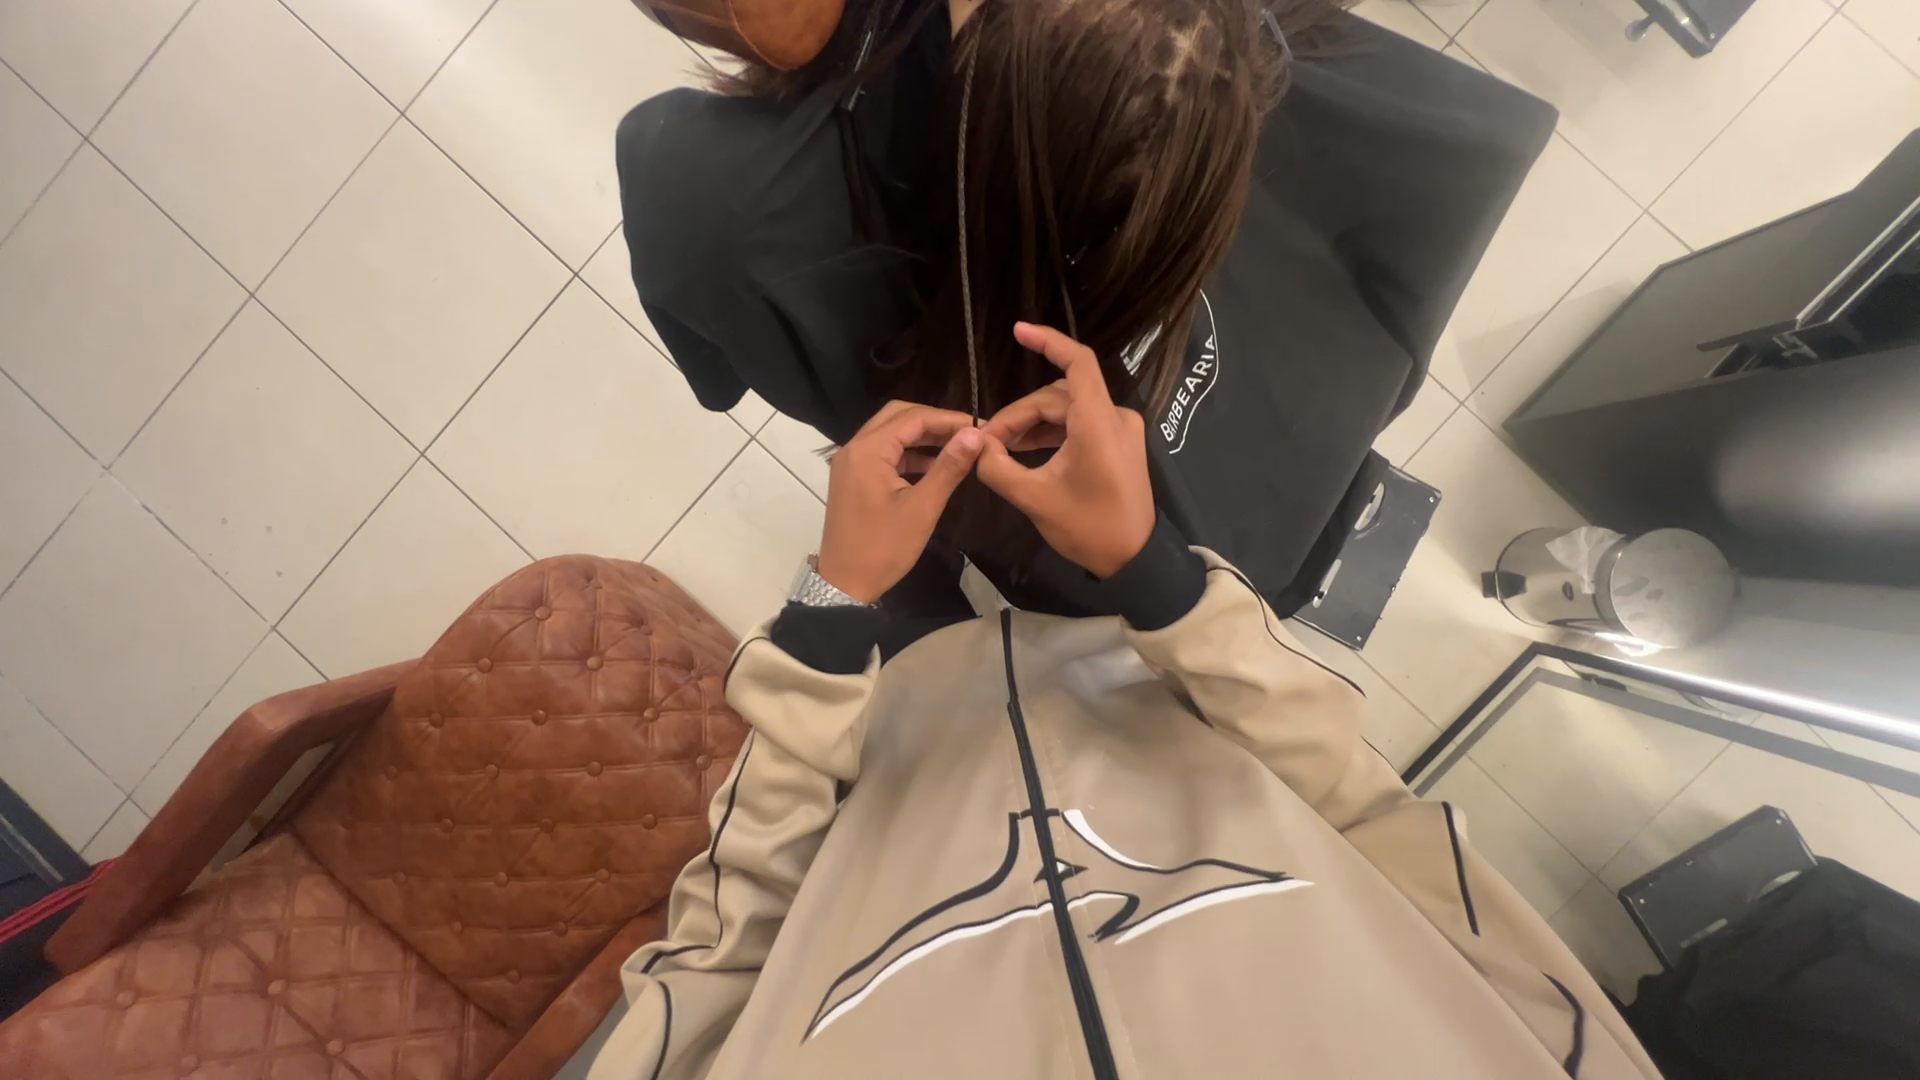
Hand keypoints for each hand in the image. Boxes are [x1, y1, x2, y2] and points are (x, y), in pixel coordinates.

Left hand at [817, 401, 985, 602]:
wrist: (845, 584)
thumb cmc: (884, 547)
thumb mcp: (922, 508)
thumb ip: (948, 467)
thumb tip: (975, 435)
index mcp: (868, 450)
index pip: (913, 418)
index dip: (949, 419)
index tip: (982, 427)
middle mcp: (854, 448)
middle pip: (898, 417)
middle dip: (934, 422)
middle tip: (968, 434)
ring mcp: (851, 463)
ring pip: (891, 434)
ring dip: (922, 437)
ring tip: (958, 448)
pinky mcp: (854, 478)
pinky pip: (884, 454)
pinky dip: (909, 455)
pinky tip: (935, 467)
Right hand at [977, 323, 1154, 577]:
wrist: (1133, 559)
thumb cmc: (1088, 529)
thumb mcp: (1034, 499)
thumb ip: (998, 469)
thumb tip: (974, 447)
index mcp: (1098, 423)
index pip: (1076, 363)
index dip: (1047, 341)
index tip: (1018, 331)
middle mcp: (1114, 417)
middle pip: (1058, 395)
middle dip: (1019, 415)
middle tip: (988, 443)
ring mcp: (1120, 430)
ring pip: (1066, 411)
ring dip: (1032, 425)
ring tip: (1000, 449)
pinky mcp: (1119, 444)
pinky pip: (1079, 425)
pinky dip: (1051, 434)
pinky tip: (1024, 450)